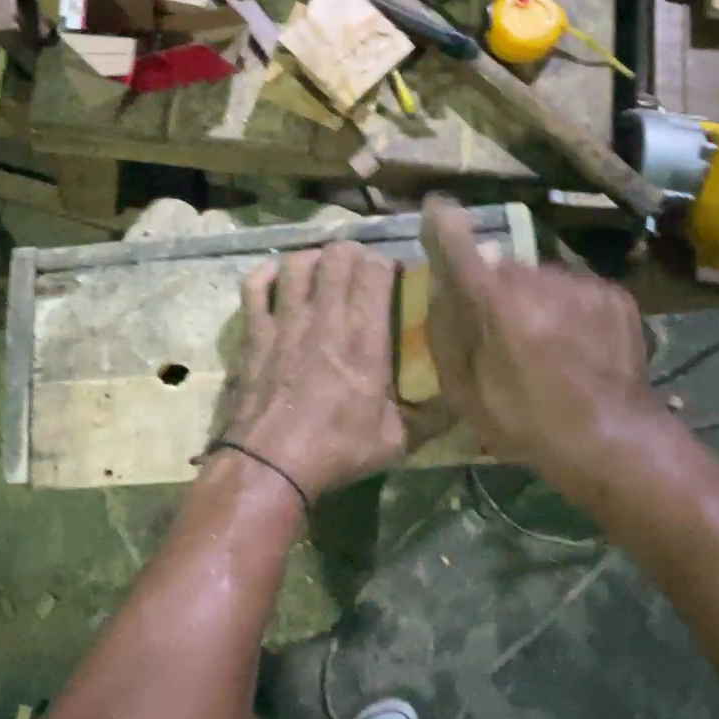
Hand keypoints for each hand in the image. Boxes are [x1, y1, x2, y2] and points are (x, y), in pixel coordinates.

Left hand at [224, 242, 408, 501]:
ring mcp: (284, 320)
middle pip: (337, 256)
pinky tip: (276, 278)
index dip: (385, 264)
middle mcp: (325, 317)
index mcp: (364, 336)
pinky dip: (266, 275)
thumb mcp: (397, 440)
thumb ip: (433, 415)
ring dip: (311, 260)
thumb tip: (465, 400)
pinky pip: (255, 286)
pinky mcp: (253, 332)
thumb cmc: (337, 450)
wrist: (269, 464)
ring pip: (296, 263)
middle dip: (351, 254)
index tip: (391, 278)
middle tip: (357, 270)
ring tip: (319, 271)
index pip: (375, 270)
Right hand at [419, 195, 668, 507]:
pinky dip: (565, 307)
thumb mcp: (464, 391)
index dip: (443, 223)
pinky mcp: (614, 294)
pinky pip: (572, 289)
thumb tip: (442, 290)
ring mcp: (581, 284)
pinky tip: (573, 344)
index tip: (436, 209)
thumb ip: (446, 333)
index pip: (461, 243)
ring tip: (542, 343)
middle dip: (492, 287)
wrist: (616, 442)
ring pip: (538, 277)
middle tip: (497, 329)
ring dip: (531, 298)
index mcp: (496, 302)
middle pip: (501, 266)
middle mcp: (538, 279)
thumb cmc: (528, 423)